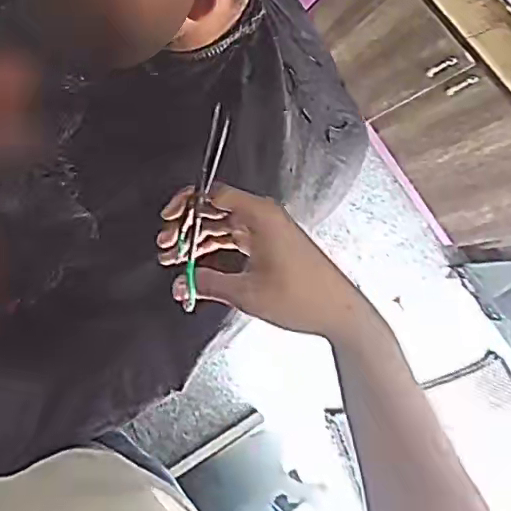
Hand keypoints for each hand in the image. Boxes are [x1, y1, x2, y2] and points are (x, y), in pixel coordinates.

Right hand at [157, 182, 378, 339]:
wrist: (343, 316)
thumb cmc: (306, 298)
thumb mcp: (247, 292)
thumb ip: (207, 283)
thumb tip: (182, 282)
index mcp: (259, 215)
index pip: (212, 194)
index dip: (185, 205)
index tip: (169, 220)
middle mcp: (262, 217)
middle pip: (212, 210)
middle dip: (185, 227)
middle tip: (167, 245)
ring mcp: (266, 231)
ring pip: (220, 226)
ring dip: (196, 241)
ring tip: (175, 258)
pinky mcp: (269, 245)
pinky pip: (232, 239)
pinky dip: (213, 250)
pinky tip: (197, 265)